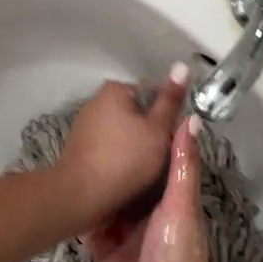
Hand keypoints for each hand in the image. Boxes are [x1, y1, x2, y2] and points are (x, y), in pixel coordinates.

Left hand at [56, 66, 188, 223]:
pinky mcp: (80, 147)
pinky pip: (109, 147)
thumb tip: (182, 65)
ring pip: (123, 132)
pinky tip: (126, 176)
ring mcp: (85, 125)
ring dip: (136, 147)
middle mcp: (96, 101)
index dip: (167, 116)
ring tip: (146, 171)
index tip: (173, 138)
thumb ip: (171, 100)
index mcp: (115, 90)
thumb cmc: (125, 159)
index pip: (152, 93)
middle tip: (163, 157)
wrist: (80, 195)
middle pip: (137, 113)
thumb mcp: (157, 129)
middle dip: (150, 132)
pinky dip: (119, 158)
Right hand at [84, 111, 212, 261]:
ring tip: (74, 148)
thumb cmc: (176, 257)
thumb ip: (183, 165)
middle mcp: (148, 212)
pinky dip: (80, 209)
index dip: (148, 139)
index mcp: (174, 200)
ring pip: (107, 198)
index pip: (159, 163)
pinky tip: (64, 186)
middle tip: (93, 127)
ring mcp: (123, 231)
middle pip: (129, 180)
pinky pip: (89, 222)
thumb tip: (192, 118)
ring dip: (96, 182)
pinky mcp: (102, 248)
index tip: (132, 108)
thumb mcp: (182, 206)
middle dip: (116, 160)